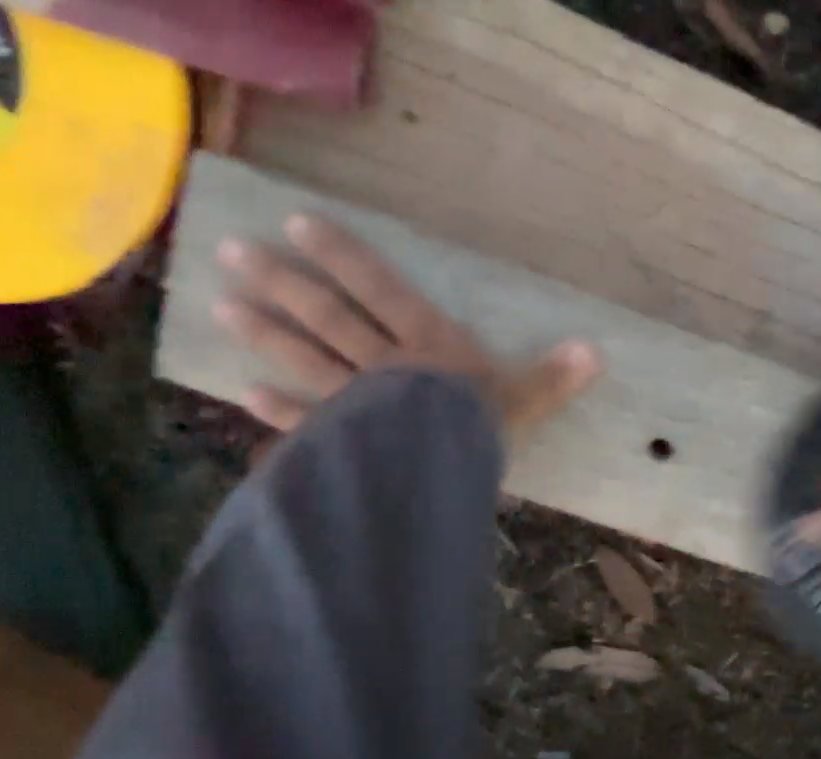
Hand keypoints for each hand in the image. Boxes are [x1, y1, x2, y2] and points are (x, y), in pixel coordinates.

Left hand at [213, 215, 599, 434]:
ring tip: (223, 306)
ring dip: (268, 334)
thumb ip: (553, 377)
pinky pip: (306, 420)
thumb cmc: (482, 429)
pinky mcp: (343, 440)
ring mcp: (355, 401)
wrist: (439, 471)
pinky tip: (244, 392)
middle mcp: (384, 363)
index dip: (343, 257)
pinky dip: (277, 408)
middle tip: (233, 252)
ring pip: (308, 359)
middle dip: (284, 284)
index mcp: (429, 346)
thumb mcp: (527, 400)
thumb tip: (597, 351)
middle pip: (330, 318)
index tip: (296, 224)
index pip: (381, 291)